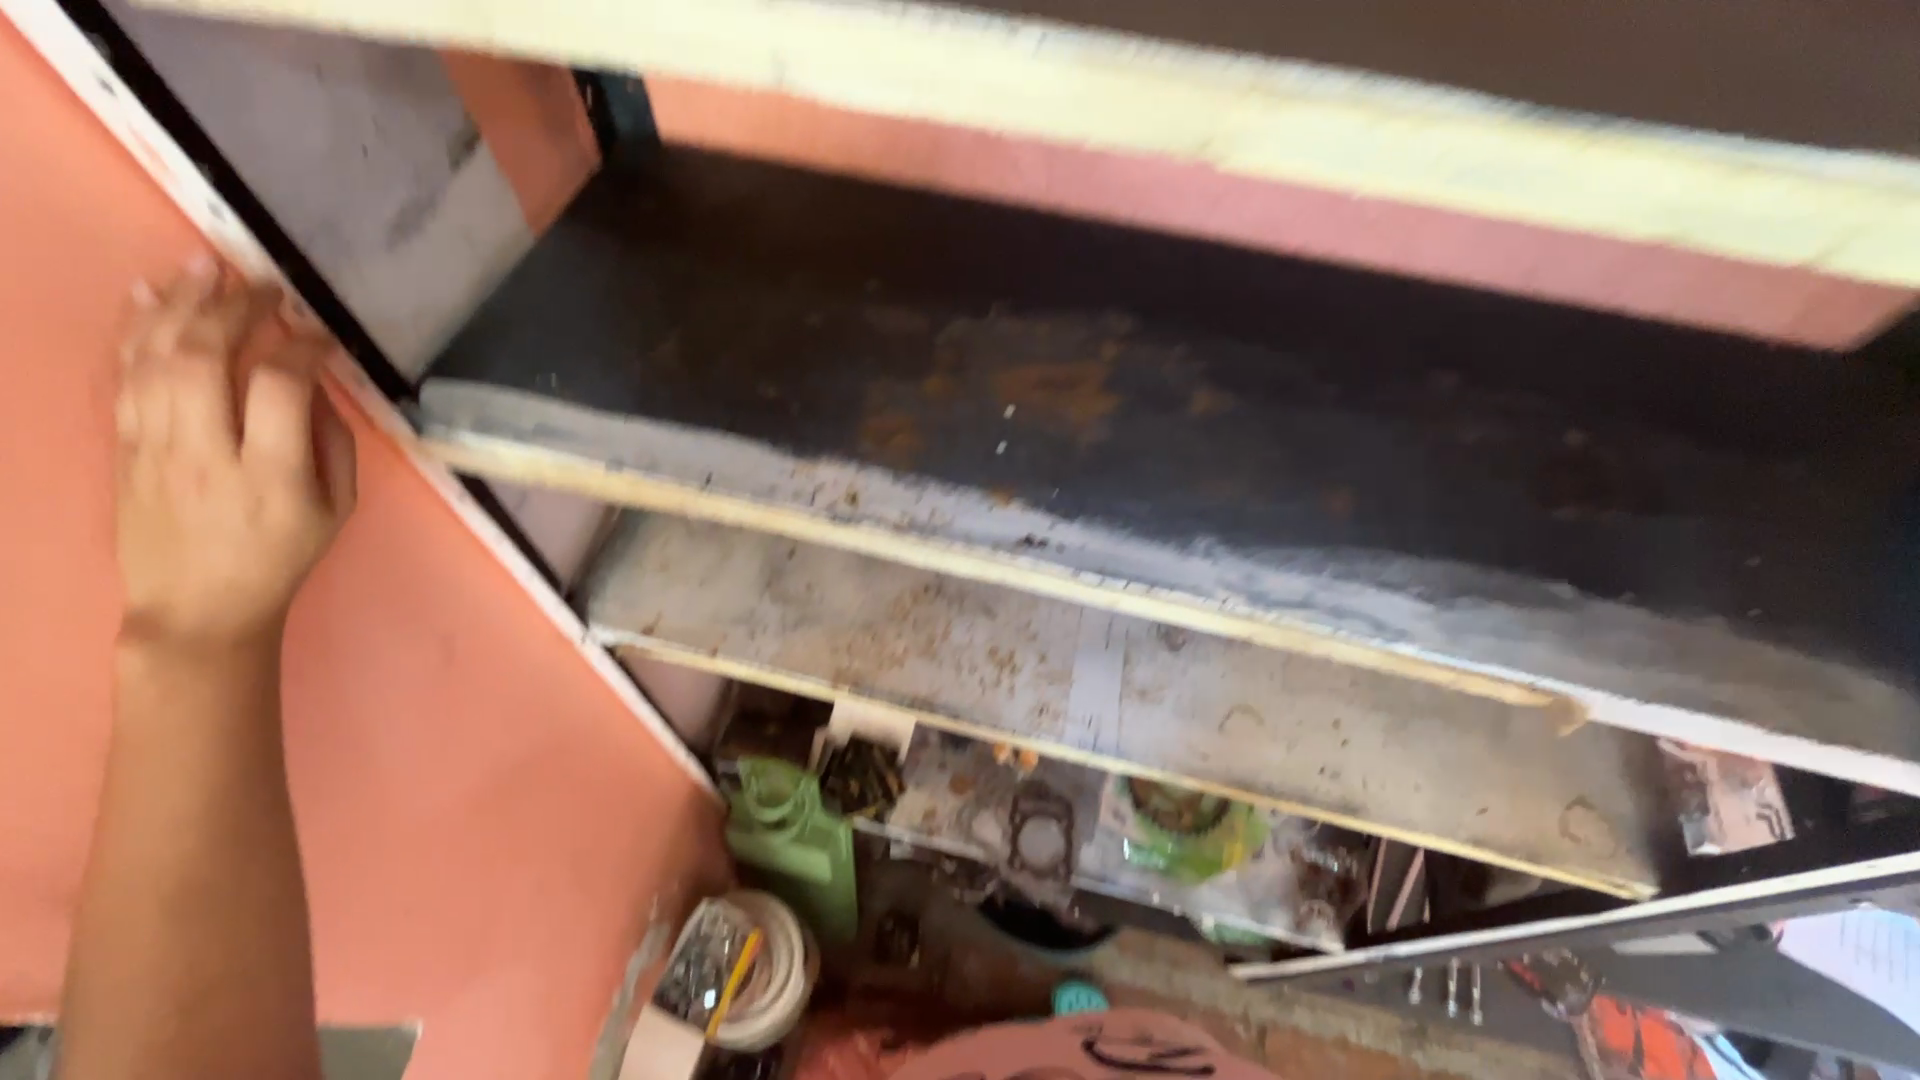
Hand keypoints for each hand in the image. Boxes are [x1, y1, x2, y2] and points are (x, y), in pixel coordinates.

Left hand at [114, 257, 356, 650]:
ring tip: (205, 268)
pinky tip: (148, 296)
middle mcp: (208, 454)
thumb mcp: (337, 509)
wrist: (199, 605)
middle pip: (208, 362)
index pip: (282, 389)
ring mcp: (155, 448)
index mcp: (274, 475)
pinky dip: (134, 331)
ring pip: (157, 361)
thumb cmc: (283, 556)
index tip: (321, 334)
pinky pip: (125, 379)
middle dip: (236, 311)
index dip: (303, 349)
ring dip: (181, 307)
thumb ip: (332, 443)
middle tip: (262, 283)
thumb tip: (316, 385)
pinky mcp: (123, 448)